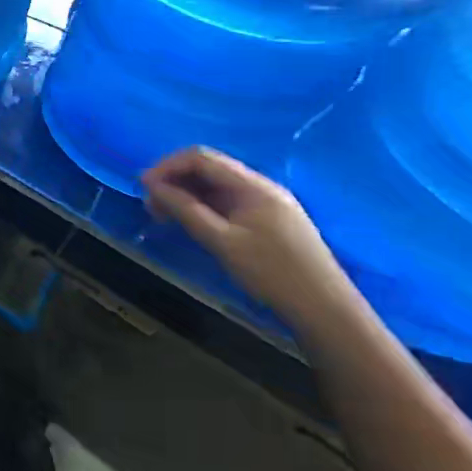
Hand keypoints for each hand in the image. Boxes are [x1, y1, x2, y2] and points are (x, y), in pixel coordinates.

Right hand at [142, 147, 360, 327]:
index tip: (143, 187)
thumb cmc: (273, 274)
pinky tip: (191, 224)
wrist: (328, 313)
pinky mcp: (268, 221)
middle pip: (207, 169)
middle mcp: (260, 187)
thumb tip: (151, 185)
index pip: (200, 158)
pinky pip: (226, 203)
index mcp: (253, 186)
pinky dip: (202, 208)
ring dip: (185, 195)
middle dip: (174, 181)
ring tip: (164, 216)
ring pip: (215, 187)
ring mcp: (266, 204)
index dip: (167, 167)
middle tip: (150, 206)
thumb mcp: (222, 242)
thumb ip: (185, 209)